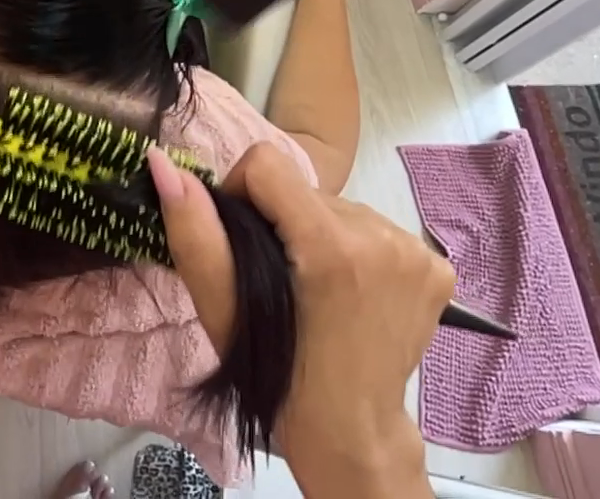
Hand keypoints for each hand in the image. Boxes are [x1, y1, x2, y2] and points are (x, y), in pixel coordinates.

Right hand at [148, 143, 454, 498]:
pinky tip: (350, 291)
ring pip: (338, 207)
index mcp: (331, 247)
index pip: (266, 163)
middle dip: (283, 223)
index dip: (241, 195)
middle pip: (304, 190)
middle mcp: (383, 237)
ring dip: (318, 235)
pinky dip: (355, 249)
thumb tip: (163, 164)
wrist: (352, 435)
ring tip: (315, 288)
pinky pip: (375, 228)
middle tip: (280, 278)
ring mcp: (416, 252)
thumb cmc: (278, 377)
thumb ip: (193, 233)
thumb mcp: (222, 312)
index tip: (243, 242)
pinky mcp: (436, 265)